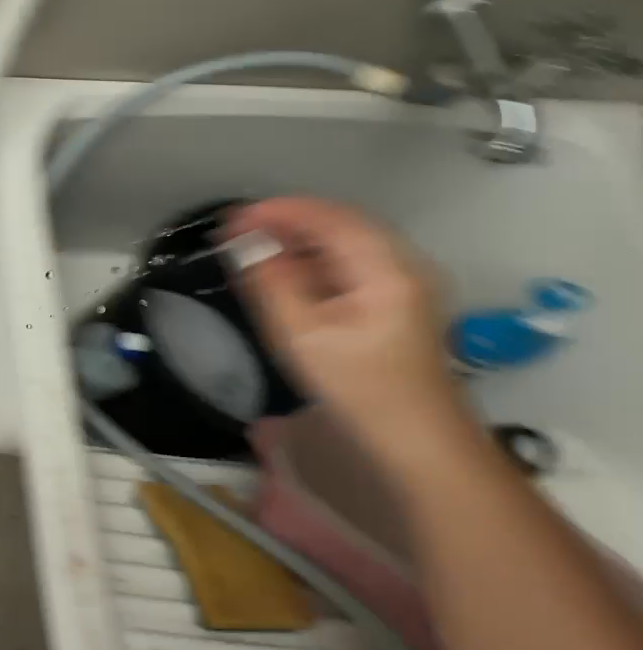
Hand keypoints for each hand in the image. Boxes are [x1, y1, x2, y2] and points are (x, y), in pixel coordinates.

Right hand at [227, 197, 470, 449]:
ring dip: (297, 239)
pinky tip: (283, 274)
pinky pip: (350, 265)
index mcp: (386, 270)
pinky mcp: (395, 304)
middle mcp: (403, 267)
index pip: (331, 218)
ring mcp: (403, 285)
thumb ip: (271, 281)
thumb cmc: (358, 386)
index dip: (280, 210)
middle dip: (286, 221)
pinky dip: (312, 260)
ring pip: (345, 244)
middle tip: (236, 232)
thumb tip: (245, 242)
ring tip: (251, 249)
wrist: (416, 439)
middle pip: (341, 225)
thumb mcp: (301, 333)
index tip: (233, 219)